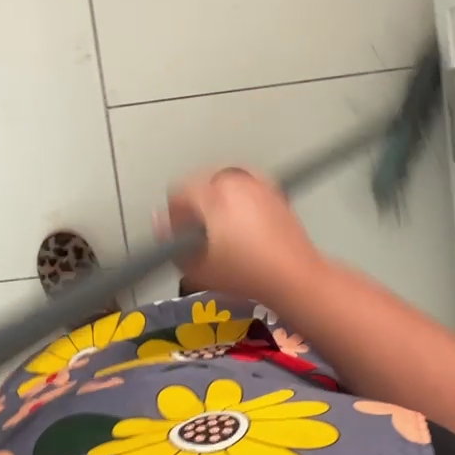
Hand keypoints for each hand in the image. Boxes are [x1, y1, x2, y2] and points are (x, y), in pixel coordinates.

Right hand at [160, 168, 324, 306]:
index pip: (177, 193)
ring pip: (223, 183)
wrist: (294, 275)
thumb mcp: (197, 267)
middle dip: (195, 206)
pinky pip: (245, 187)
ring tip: (222, 231)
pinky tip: (243, 224)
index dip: (174, 218)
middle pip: (199, 184)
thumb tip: (160, 223)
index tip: (180, 238)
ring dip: (216, 201)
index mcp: (210, 192)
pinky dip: (238, 199)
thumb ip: (170, 243)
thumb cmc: (243, 273)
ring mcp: (256, 181)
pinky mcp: (274, 189)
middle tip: (200, 235)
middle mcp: (232, 178)